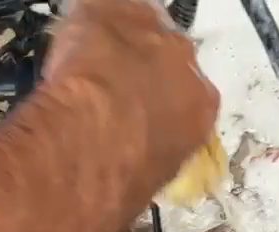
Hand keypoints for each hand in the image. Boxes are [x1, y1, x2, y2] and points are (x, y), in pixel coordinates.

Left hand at [43, 0, 219, 193]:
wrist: (102, 135)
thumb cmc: (135, 168)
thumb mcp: (165, 167)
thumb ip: (166, 142)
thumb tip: (154, 147)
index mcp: (203, 104)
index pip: (193, 93)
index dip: (169, 98)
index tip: (152, 108)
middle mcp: (185, 60)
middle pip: (170, 53)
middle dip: (149, 65)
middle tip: (122, 84)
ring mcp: (149, 29)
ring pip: (138, 25)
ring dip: (121, 41)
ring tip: (95, 63)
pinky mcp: (108, 9)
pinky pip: (100, 8)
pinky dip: (89, 22)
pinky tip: (75, 43)